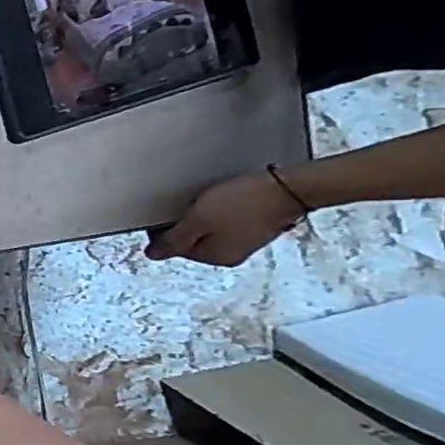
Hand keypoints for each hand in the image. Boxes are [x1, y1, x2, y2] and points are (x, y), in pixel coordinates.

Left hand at [144, 171, 305, 265]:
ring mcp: (243, 242)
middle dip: (182, 224)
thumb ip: (173, 240)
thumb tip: (152, 255)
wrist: (292, 186)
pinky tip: (220, 201)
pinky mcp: (254, 228)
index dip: (162, 229)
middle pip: (189, 240)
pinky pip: (223, 223)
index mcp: (214, 257)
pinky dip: (216, 214)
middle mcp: (229, 255)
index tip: (164, 213)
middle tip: (188, 205)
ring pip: (206, 231)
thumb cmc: (245, 202)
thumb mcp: (198, 220)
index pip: (172, 247)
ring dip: (199, 218)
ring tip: (207, 201)